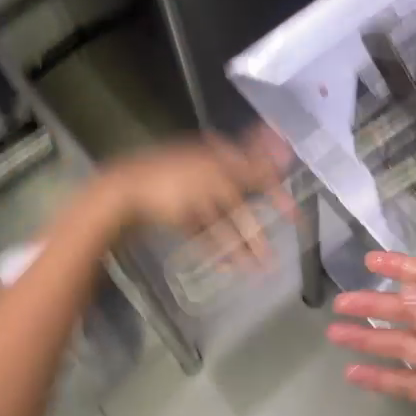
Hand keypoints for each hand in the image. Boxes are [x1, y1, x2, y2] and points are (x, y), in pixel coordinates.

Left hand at [90, 134, 287, 261]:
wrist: (119, 199)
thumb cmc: (171, 184)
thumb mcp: (217, 176)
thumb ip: (254, 166)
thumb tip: (286, 146)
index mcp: (218, 155)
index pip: (257, 172)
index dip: (278, 194)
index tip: (296, 216)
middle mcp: (207, 170)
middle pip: (241, 200)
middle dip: (258, 228)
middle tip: (276, 253)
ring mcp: (189, 192)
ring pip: (223, 219)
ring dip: (241, 243)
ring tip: (259, 269)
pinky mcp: (174, 212)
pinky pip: (203, 230)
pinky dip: (217, 245)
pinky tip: (230, 265)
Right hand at [329, 252, 415, 415]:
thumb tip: (408, 290)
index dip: (405, 269)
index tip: (370, 261)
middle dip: (379, 307)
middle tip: (340, 303)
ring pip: (407, 346)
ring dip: (374, 340)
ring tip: (336, 334)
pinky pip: (410, 381)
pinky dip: (384, 377)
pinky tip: (355, 374)